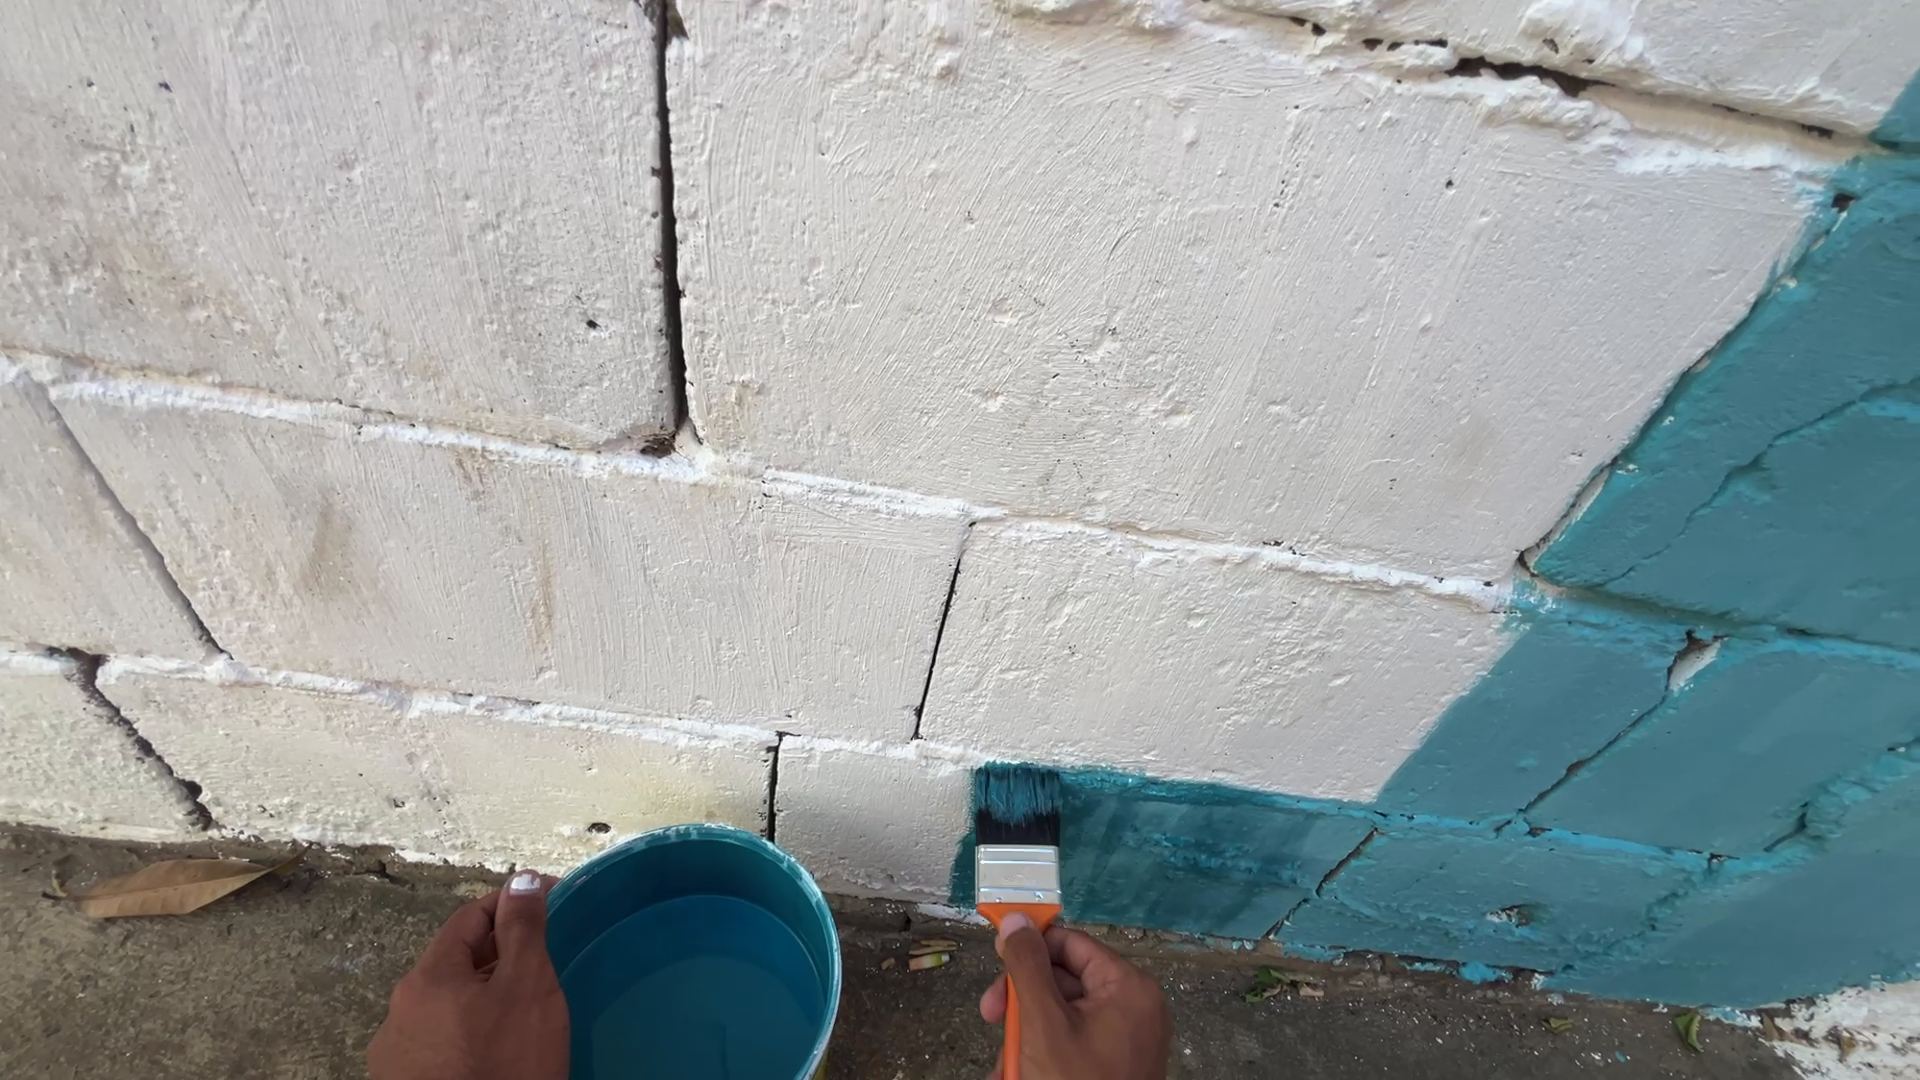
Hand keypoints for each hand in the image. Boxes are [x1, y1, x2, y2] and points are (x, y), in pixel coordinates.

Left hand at [367, 871, 568, 1079]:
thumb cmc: (505, 1061)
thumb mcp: (527, 985)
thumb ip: (523, 927)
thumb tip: (519, 879)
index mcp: (426, 979)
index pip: (472, 915)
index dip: (514, 901)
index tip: (556, 901)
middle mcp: (398, 1014)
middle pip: (459, 958)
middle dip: (505, 948)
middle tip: (549, 955)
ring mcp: (395, 1059)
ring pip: (450, 1000)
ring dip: (490, 989)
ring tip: (530, 1002)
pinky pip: (443, 1038)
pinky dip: (475, 1026)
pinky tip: (502, 1044)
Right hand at [979, 914, 1171, 1079]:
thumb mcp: (1043, 1023)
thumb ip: (1027, 965)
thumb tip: (1017, 917)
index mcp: (1128, 987)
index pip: (1070, 943)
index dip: (1030, 946)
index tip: (995, 958)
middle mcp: (1132, 1006)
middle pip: (1062, 979)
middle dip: (1021, 1000)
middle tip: (989, 1015)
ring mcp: (1124, 1039)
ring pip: (1059, 1013)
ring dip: (1024, 1034)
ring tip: (1004, 1064)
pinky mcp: (1113, 1065)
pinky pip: (1069, 1042)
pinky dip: (1040, 1054)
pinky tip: (1015, 1074)